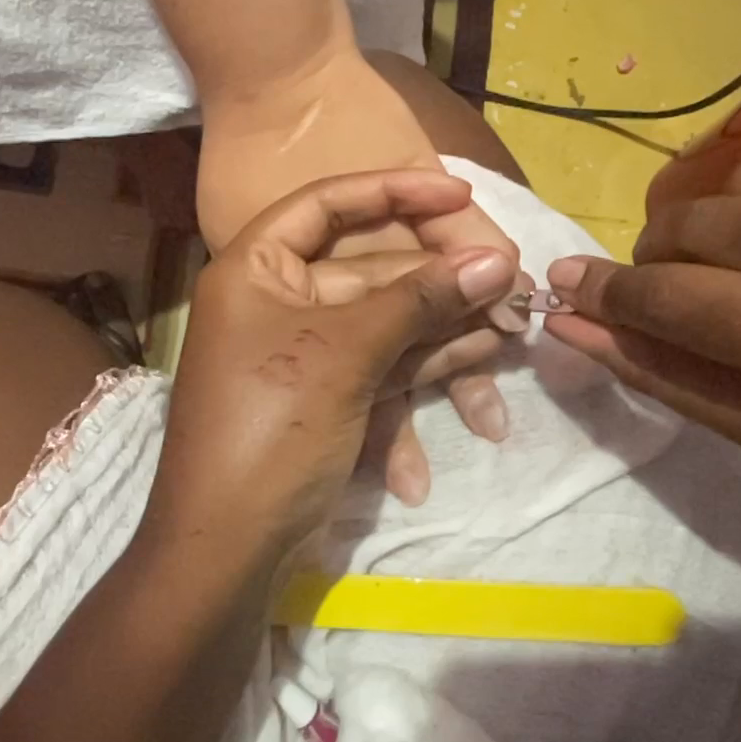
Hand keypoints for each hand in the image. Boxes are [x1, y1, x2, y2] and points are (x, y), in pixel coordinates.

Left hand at [197, 49, 526, 503]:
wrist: (226, 550)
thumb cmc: (271, 427)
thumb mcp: (345, 354)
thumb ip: (420, 301)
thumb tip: (498, 259)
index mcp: (255, 267)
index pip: (327, 203)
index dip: (394, 191)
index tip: (459, 194)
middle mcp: (276, 299)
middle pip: (369, 270)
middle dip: (440, 280)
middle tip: (513, 282)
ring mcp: (303, 351)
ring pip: (384, 321)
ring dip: (445, 325)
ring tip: (513, 324)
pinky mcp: (325, 395)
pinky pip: (380, 364)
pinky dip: (424, 366)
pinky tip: (481, 367)